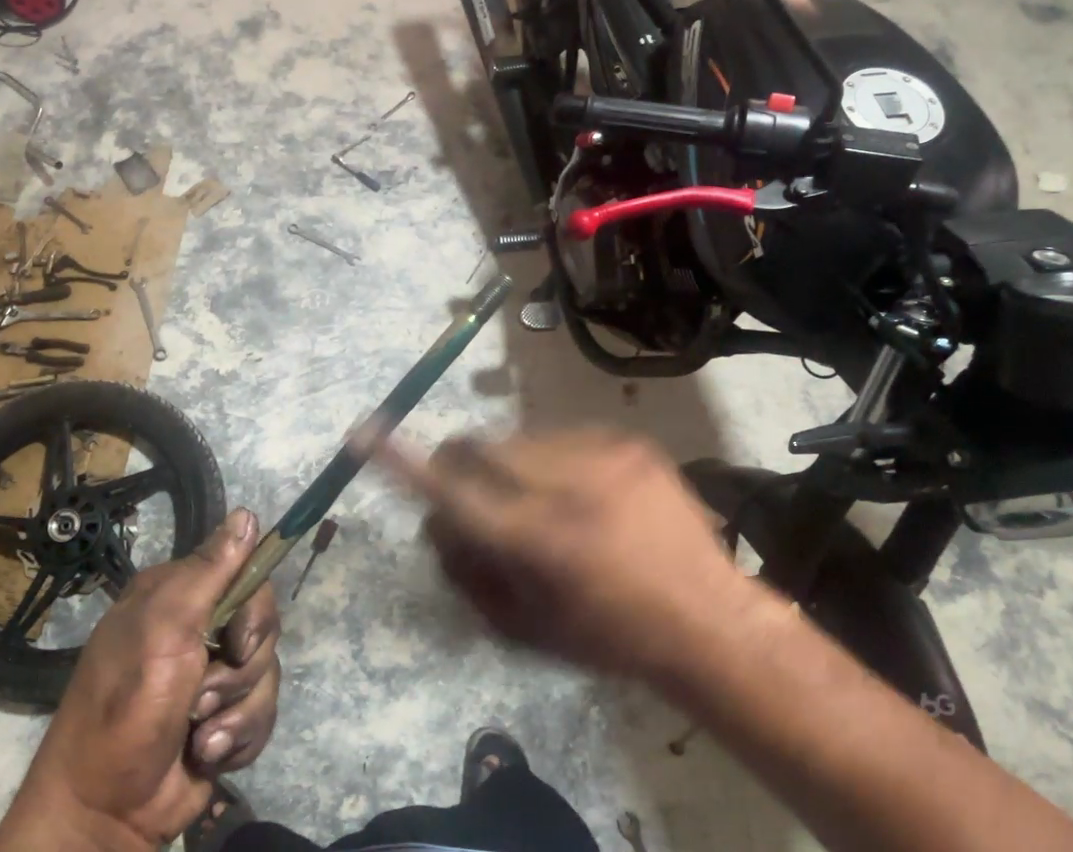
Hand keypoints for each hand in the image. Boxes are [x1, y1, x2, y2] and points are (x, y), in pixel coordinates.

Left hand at [0, 509, 281, 851]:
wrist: (105, 808)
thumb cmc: (126, 707)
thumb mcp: (163, 630)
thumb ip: (209, 572)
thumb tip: (249, 513)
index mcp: (176, 596)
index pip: (246, 575)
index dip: (254, 612)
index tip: (237, 641)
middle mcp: (196, 628)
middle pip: (263, 629)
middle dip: (239, 673)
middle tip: (201, 695)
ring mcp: (211, 676)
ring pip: (267, 677)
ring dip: (235, 714)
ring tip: (198, 735)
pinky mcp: (224, 718)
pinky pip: (262, 715)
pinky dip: (239, 740)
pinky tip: (206, 754)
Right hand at [377, 428, 754, 682]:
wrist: (708, 619)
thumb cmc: (608, 638)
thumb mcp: (524, 628)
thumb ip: (467, 573)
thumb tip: (432, 521)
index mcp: (539, 541)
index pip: (452, 491)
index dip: (400, 462)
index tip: (363, 434)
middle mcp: (567, 486)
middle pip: (478, 446)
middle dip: (459, 465)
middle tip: (472, 494)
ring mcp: (603, 456)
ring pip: (516, 438)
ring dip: (507, 465)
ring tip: (541, 503)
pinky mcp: (628, 443)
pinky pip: (560, 436)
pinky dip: (550, 461)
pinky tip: (581, 496)